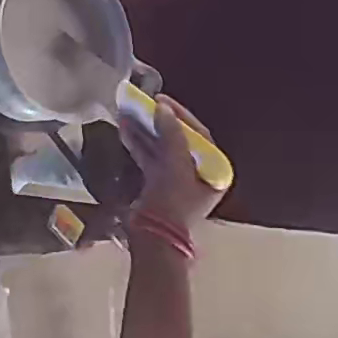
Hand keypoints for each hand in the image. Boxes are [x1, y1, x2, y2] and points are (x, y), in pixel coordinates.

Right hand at [120, 94, 222, 231]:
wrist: (154, 237)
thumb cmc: (173, 201)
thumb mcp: (176, 165)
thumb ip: (172, 134)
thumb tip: (162, 108)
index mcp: (214, 170)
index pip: (198, 133)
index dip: (180, 114)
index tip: (160, 99)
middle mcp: (198, 172)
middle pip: (178, 138)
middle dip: (159, 121)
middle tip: (143, 103)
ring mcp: (177, 179)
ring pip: (161, 146)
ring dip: (145, 130)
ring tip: (127, 112)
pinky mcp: (158, 184)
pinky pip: (149, 157)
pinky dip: (137, 144)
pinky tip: (123, 130)